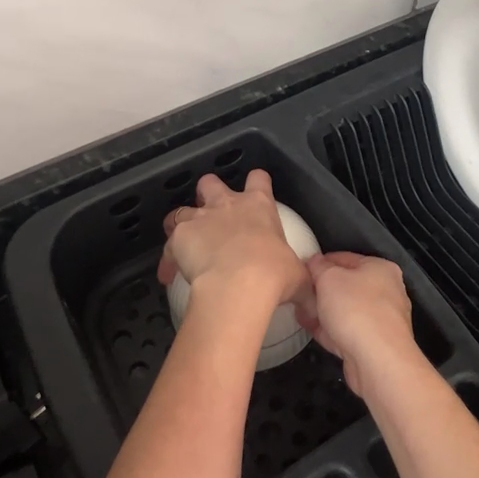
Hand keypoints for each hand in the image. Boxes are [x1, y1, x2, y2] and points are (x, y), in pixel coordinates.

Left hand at [156, 170, 307, 305]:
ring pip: (182, 209)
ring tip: (185, 242)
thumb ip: (301, 279)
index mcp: (259, 206)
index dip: (257, 183)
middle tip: (213, 213)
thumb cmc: (274, 275)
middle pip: (211, 183)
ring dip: (183, 222)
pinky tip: (168, 275)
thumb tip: (311, 298)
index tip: (256, 192)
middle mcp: (227, 204)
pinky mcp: (178, 237)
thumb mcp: (298, 276)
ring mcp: (200, 218)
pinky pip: (167, 246)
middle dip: (209, 193)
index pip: (259, 179)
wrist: (239, 285)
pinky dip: (167, 259)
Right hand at [293, 252, 420, 395]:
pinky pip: (346, 331)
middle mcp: (386, 292)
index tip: (301, 269)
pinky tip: (310, 328)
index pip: (345, 258)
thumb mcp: (328, 278)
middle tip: (299, 292)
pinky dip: (329, 329)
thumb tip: (314, 261)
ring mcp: (381, 321)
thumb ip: (318, 266)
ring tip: (300, 310)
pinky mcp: (373, 345)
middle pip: (346, 286)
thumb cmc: (355, 309)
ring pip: (346, 310)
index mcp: (381, 269)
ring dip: (323, 311)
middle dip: (321, 289)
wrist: (378, 360)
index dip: (320, 262)